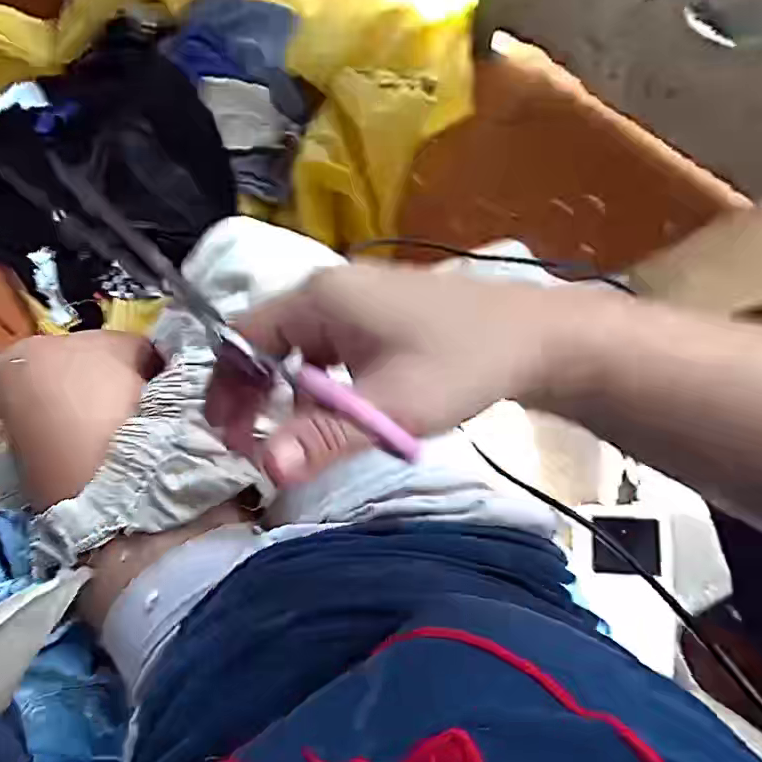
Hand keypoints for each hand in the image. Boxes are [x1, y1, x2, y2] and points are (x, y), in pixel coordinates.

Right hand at [206, 263, 608, 484]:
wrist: (536, 340)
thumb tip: (266, 469)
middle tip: (251, 446)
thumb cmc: (461, 365)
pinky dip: (319, 387)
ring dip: (288, 397)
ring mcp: (354, 302)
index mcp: (318, 300)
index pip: (241, 338)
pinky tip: (337, 415)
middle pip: (264, 343)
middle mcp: (328, 291)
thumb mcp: (389, 407)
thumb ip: (324, 437)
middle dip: (252, 395)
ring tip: (295, 441)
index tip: (228, 438)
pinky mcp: (376, 318)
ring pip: (296, 352)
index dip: (226, 389)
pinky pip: (326, 353)